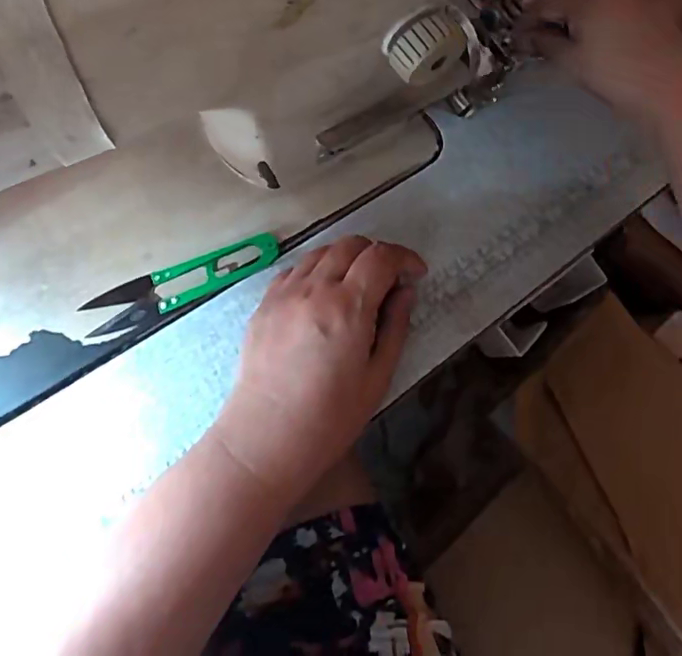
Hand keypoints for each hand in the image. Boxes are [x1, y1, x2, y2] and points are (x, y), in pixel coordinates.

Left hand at [208, 236, 425, 501]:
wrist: (265, 438)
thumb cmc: (329, 419)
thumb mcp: (377, 378)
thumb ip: (395, 327)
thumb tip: (405, 291)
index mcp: (347, 306)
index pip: (380, 257)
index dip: (404, 257)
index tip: (416, 273)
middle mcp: (313, 288)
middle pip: (350, 244)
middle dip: (376, 253)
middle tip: (388, 280)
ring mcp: (284, 292)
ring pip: (320, 252)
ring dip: (345, 258)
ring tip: (355, 286)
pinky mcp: (264, 302)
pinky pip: (295, 269)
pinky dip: (316, 270)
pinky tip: (321, 296)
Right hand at [519, 0, 681, 123]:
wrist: (673, 90)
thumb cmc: (615, 76)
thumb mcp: (571, 62)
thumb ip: (545, 43)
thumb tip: (527, 35)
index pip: (547, 1)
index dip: (528, 16)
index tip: (516, 32)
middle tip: (533, 6)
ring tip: (561, 17)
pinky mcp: (651, 10)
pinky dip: (595, 3)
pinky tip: (589, 26)